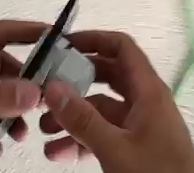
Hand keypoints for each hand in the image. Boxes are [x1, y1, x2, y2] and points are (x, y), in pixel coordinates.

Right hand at [37, 31, 193, 171]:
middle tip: (48, 88)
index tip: (64, 46)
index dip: (94, 40)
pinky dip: (84, 140)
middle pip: (107, 77)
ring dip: (74, 118)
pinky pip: (107, 134)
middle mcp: (146, 102)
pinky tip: (61, 153)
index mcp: (148, 90)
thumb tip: (52, 86)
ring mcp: (143, 127)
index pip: (121, 47)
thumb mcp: (116, 148)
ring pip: (103, 110)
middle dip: (75, 84)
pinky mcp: (139, 150)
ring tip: (44, 130)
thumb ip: (83, 119)